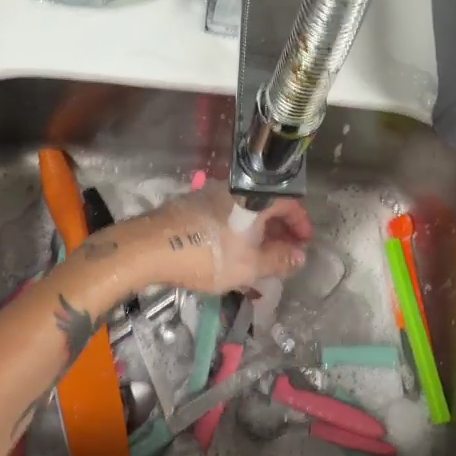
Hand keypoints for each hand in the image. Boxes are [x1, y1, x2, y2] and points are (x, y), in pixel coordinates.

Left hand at [102, 183, 312, 293]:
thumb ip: (278, 261)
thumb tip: (300, 257)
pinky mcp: (193, 204)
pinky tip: (231, 250)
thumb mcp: (249, 266)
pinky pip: (226, 214)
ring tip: (259, 256)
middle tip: (284, 253)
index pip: (289, 203)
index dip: (300, 223)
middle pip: (267, 205)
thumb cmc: (208, 255)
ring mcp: (212, 194)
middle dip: (279, 230)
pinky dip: (237, 230)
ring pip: (245, 210)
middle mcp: (237, 189)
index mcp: (256, 198)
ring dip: (258, 231)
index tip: (303, 243)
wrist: (152, 246)